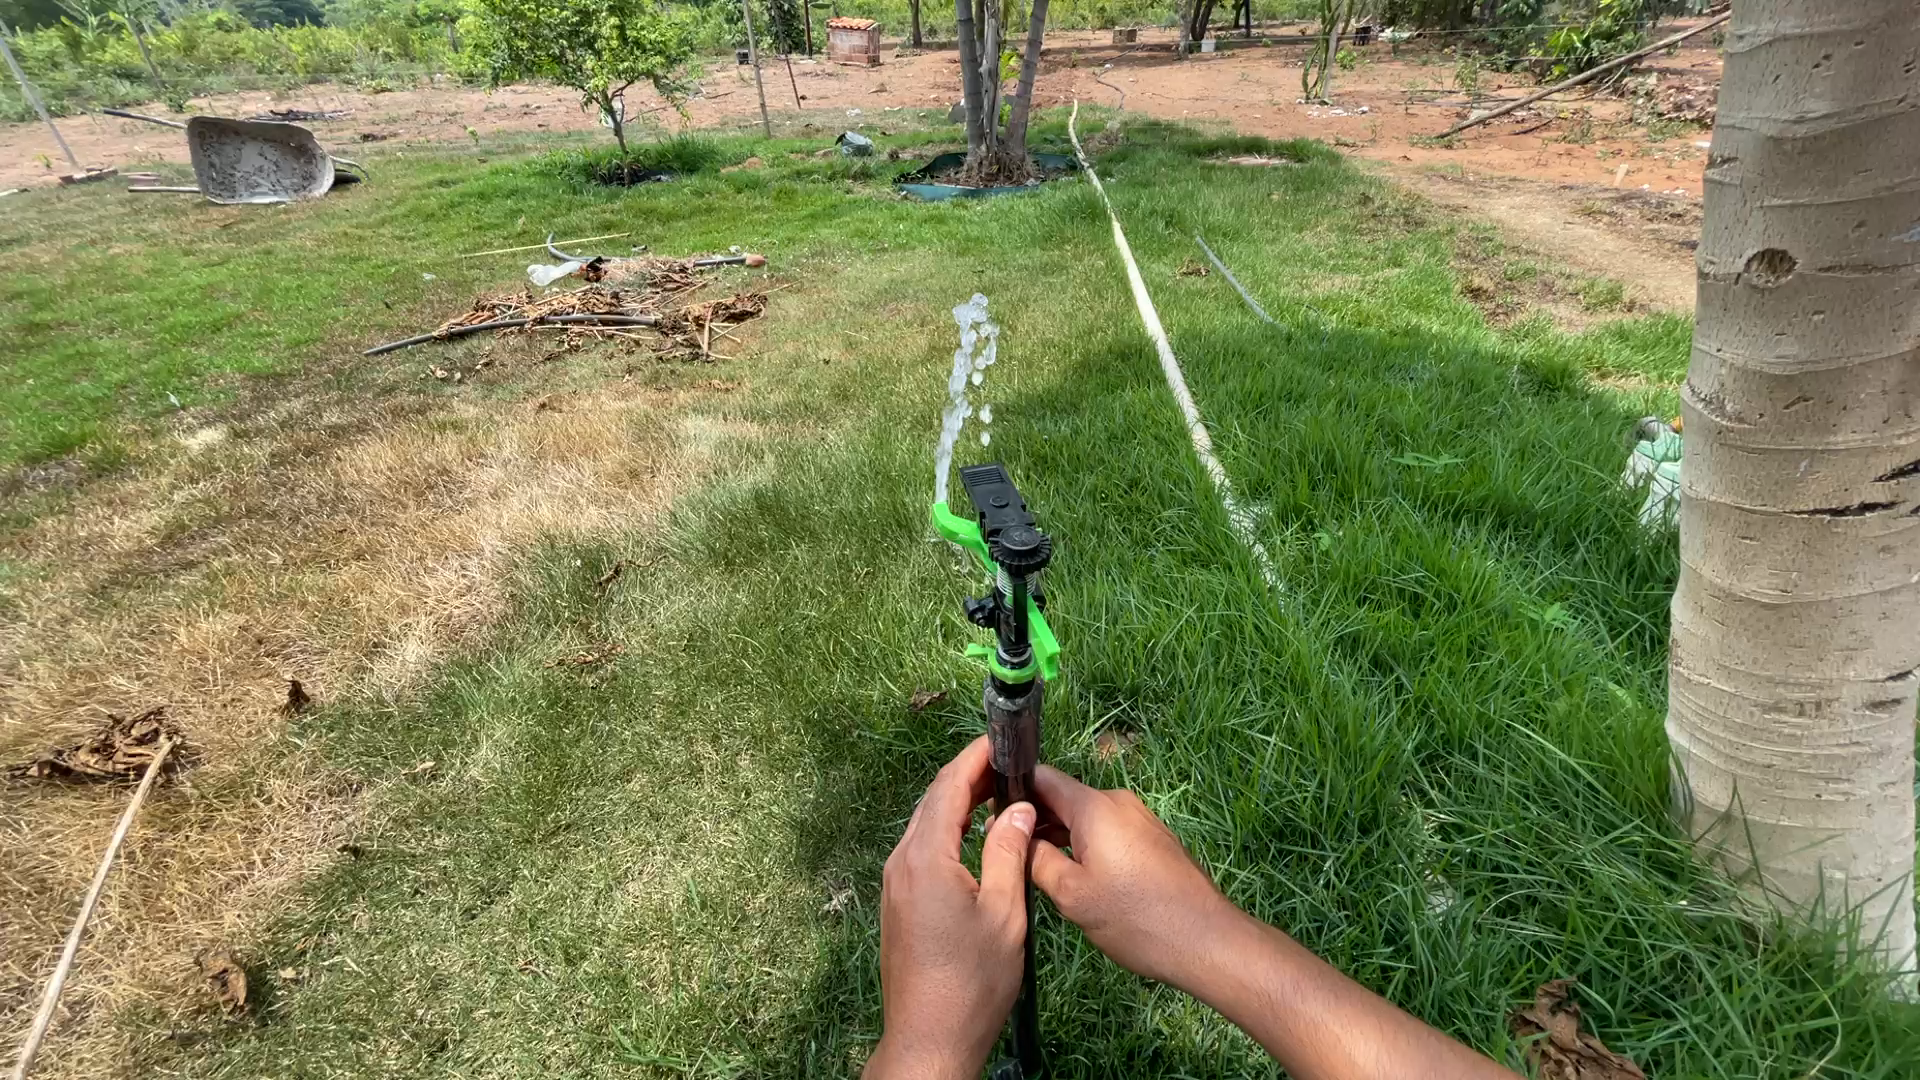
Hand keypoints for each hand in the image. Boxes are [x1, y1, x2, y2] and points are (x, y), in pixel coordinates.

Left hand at [866, 736, 1036, 1079]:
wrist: (928, 1040)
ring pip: (924, 820)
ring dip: (956, 799)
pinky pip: (920, 844)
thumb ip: (1009, 851)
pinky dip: (946, 825)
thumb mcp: (1004, 914)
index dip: (974, 757)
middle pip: (933, 799)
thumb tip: (1017, 806)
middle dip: (967, 774)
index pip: (949, 787)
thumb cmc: (973, 980)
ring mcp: (894, 879)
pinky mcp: (896, 897)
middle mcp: (901, 859)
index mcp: (926, 857)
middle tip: (1006, 764)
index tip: (1000, 741)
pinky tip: (971, 831)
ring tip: (995, 790)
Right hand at [1028, 765, 1239, 991]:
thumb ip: (1038, 860)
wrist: (1207, 939)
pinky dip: (1085, 843)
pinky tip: (1076, 873)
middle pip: (1064, 797)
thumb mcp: (1073, 895)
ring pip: (1086, 817)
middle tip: (1006, 845)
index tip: (990, 810)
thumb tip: (1017, 839)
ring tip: (1036, 863)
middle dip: (1034, 817)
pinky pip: (1107, 830)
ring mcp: (1138, 817)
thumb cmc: (1134, 917)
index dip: (1013, 790)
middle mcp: (1116, 801)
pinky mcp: (1152, 837)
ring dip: (1060, 834)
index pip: (1043, 777)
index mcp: (1094, 805)